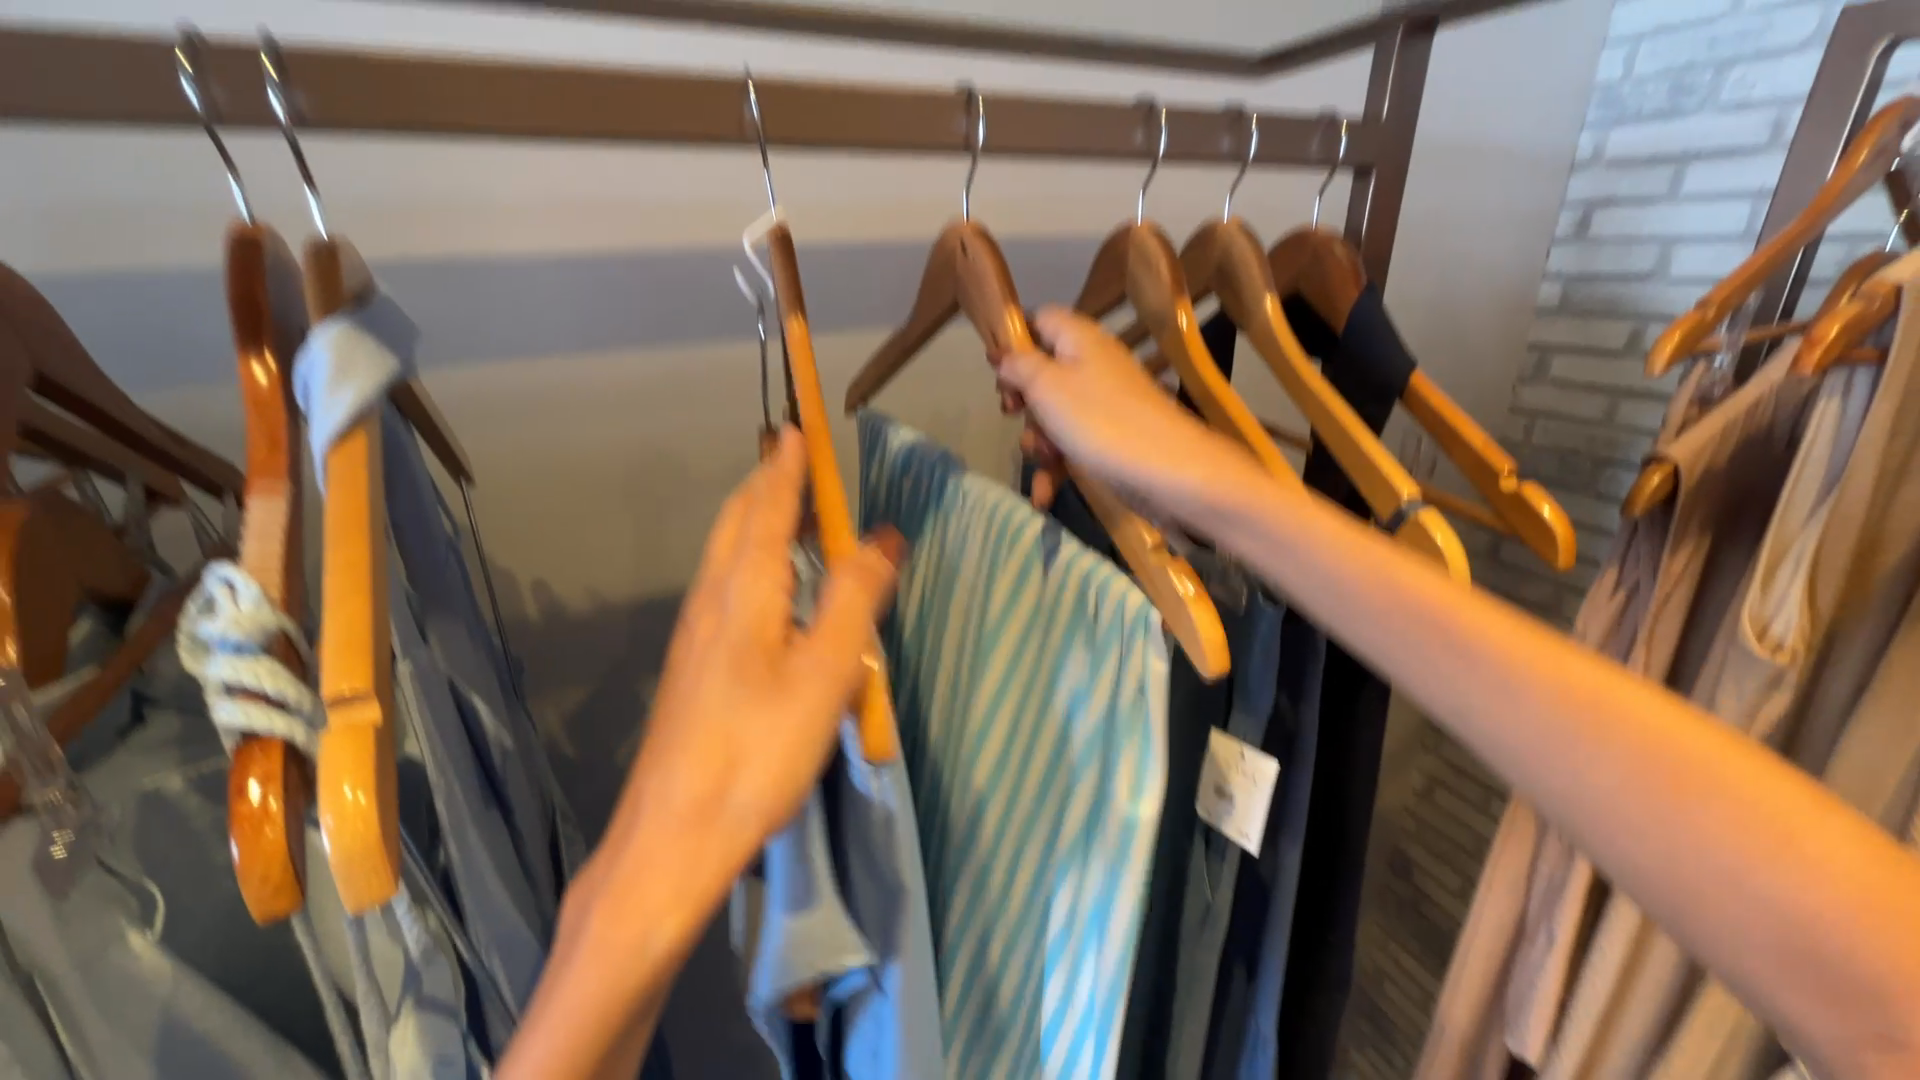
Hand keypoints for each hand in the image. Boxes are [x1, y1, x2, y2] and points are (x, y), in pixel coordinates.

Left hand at [579, 428, 903, 937]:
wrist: (673, 835)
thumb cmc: (758, 751)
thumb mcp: (825, 674)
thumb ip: (853, 598)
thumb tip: (883, 535)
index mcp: (743, 591)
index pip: (765, 509)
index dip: (785, 468)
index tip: (796, 429)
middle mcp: (710, 602)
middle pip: (735, 525)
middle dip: (763, 486)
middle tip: (789, 461)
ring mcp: (694, 638)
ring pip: (723, 557)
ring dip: (751, 521)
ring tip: (780, 512)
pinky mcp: (692, 670)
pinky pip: (722, 589)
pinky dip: (746, 561)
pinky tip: (763, 591)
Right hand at [997, 306, 1248, 511]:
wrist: (1166, 471)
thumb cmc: (1098, 420)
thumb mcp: (1046, 385)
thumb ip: (1019, 365)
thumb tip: (1005, 356)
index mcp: (1078, 339)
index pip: (1041, 320)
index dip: (1015, 341)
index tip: (998, 372)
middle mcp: (1091, 365)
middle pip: (1043, 372)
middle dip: (1023, 400)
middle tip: (1013, 414)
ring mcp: (1101, 404)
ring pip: (1054, 415)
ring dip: (1039, 440)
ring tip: (1043, 459)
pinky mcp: (1108, 439)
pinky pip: (1071, 445)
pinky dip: (1057, 467)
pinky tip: (1044, 496)